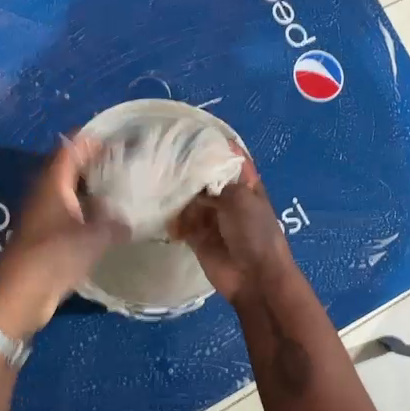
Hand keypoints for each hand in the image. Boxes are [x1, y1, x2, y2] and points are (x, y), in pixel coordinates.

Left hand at [0, 136, 126, 339]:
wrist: (20, 295)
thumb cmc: (54, 257)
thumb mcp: (94, 238)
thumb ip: (115, 224)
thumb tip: (129, 220)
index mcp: (53, 183)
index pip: (70, 149)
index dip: (91, 140)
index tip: (117, 139)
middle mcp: (45, 194)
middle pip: (69, 168)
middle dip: (94, 163)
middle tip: (125, 164)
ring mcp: (42, 216)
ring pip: (69, 192)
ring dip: (91, 189)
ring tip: (121, 190)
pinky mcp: (44, 237)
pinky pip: (69, 214)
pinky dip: (86, 212)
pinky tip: (106, 221)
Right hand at [169, 158, 295, 303]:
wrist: (254, 276)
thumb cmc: (254, 232)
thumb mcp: (239, 198)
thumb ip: (214, 183)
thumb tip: (191, 181)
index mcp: (245, 184)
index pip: (229, 157)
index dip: (213, 145)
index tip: (189, 133)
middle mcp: (227, 197)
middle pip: (204, 178)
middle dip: (187, 171)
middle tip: (161, 158)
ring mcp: (212, 218)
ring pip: (189, 200)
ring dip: (176, 196)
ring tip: (155, 185)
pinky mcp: (197, 237)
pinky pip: (181, 223)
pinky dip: (172, 220)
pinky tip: (160, 213)